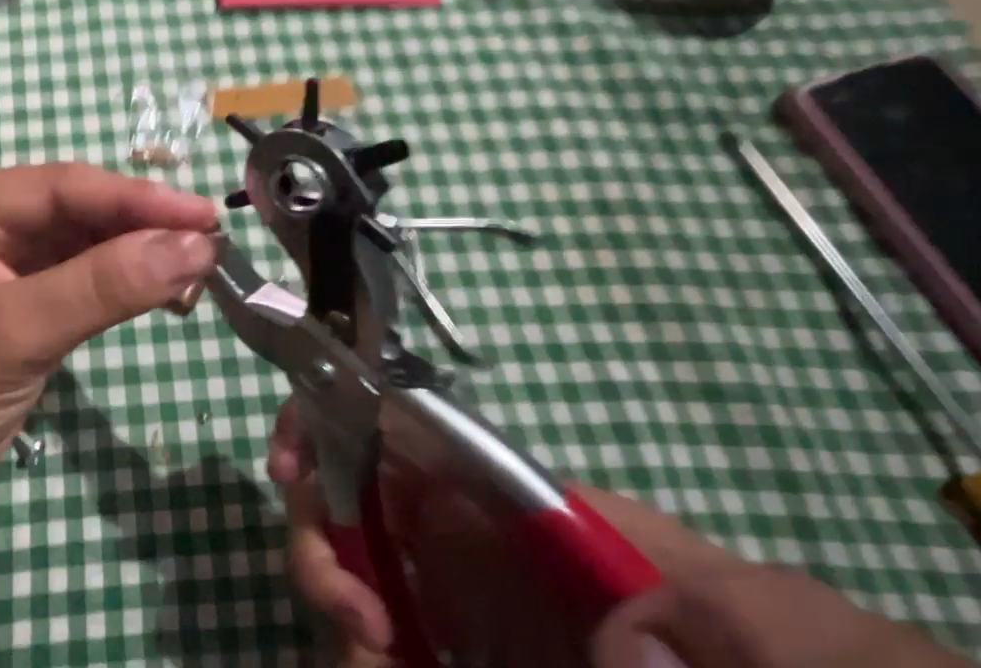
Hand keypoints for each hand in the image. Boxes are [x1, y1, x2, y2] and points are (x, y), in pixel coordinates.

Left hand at [0, 163, 217, 507]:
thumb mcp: (15, 331)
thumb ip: (102, 286)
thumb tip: (194, 246)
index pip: (66, 187)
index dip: (138, 199)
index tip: (204, 217)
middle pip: (85, 208)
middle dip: (147, 225)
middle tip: (215, 244)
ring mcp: (16, 259)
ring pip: (95, 241)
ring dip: (146, 254)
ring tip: (205, 270)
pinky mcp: (36, 298)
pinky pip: (94, 277)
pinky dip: (133, 284)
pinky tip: (173, 293)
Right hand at [267, 399, 973, 667]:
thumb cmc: (782, 652)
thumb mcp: (775, 623)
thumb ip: (721, 613)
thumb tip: (615, 645)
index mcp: (521, 501)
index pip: (403, 434)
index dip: (328, 427)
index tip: (290, 462)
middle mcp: (472, 543)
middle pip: (352, 509)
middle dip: (323, 547)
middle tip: (355, 621)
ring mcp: (458, 611)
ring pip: (353, 584)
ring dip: (336, 615)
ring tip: (371, 662)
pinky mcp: (448, 652)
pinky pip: (377, 643)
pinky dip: (357, 654)